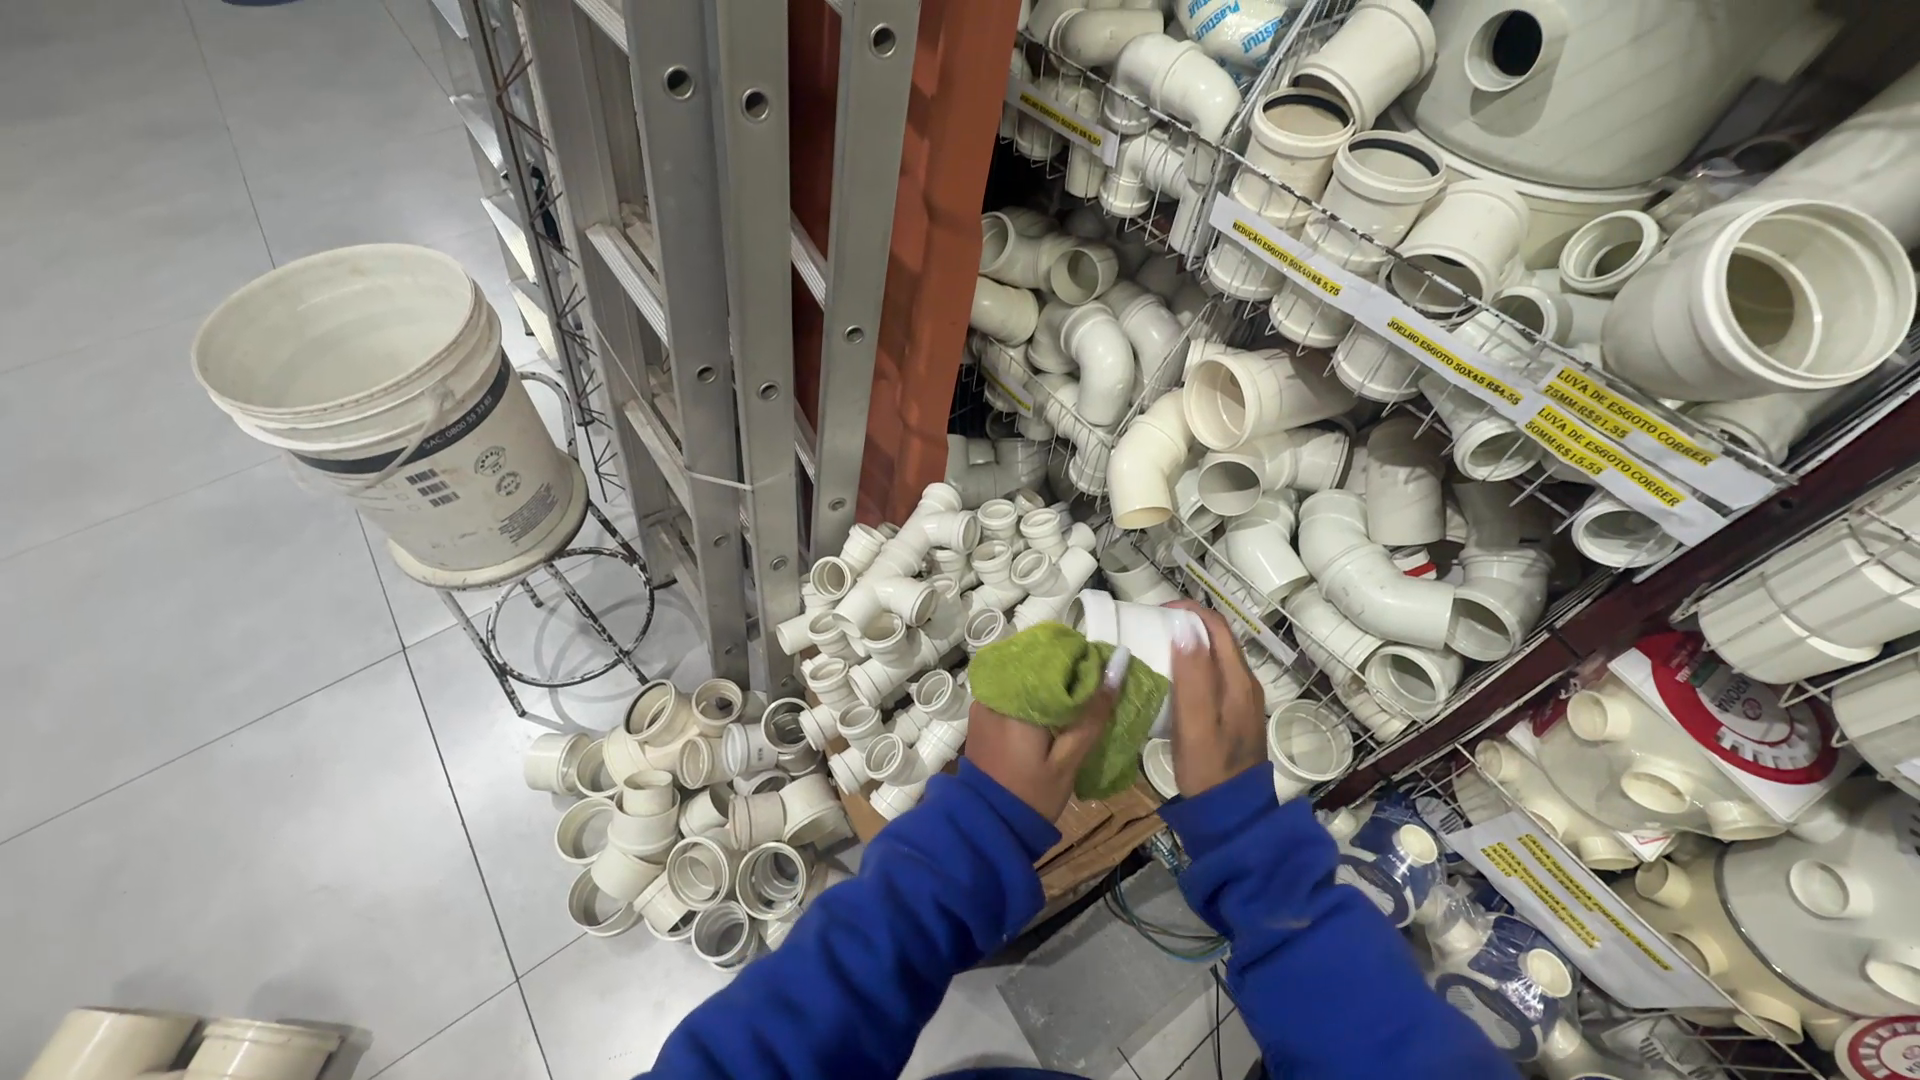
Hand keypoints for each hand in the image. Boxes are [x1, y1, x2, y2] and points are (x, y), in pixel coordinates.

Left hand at [965, 647, 1127, 820]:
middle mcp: (994, 692)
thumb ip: (1091, 715)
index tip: (1101, 670)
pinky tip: (1052, 708)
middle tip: (1093, 686)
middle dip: (1064, 670)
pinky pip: (1011, 691)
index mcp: (1015, 700)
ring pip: (1022, 676)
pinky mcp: (982, 714)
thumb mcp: (1068, 760)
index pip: (1049, 658)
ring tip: (1077, 696)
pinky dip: (1032, 694)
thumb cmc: (1031, 794)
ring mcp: (984, 702)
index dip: (1078, 659)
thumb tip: (1116, 671)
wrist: (987, 824)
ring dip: (1048, 681)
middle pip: (1034, 664)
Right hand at [1165, 601, 1266, 796]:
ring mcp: (1241, 700)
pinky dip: (1193, 665)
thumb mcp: (1196, 722)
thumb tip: (1185, 628)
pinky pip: (1214, 676)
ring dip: (1190, 643)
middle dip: (1187, 624)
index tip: (1155, 612)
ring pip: (1216, 657)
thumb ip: (1192, 675)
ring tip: (1156, 646)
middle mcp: (1245, 683)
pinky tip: (1172, 679)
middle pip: (1218, 639)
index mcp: (1238, 680)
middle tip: (1151, 626)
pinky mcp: (1233, 715)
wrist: (1232, 813)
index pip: (1217, 626)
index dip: (1189, 611)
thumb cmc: (1209, 767)